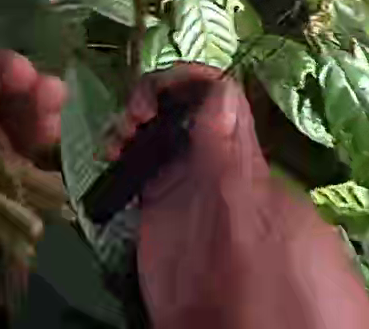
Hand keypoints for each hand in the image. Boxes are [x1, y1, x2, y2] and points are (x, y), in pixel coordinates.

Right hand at [107, 64, 368, 328]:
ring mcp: (185, 185)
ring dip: (132, 119)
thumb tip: (222, 86)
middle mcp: (213, 162)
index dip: (188, 78)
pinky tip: (110, 158)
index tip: (156, 90)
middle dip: (152, 95)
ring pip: (157, 129)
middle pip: (182, 104)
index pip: (220, 94)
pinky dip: (121, 149)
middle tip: (133, 119)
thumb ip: (231, 159)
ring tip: (116, 140)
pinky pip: (139, 162)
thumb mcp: (247, 219)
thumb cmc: (258, 291)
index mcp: (243, 158)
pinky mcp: (159, 209)